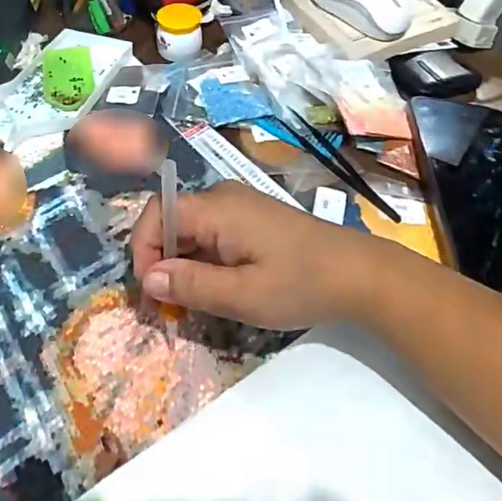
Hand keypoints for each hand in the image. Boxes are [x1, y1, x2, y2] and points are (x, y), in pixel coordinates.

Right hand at [129, 180, 388, 329]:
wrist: (358, 272)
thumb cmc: (300, 283)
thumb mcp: (243, 295)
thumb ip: (192, 285)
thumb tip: (149, 278)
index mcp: (217, 207)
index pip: (158, 211)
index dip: (143, 248)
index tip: (151, 290)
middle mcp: (222, 196)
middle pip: (173, 218)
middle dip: (161, 259)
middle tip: (168, 304)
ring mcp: (239, 204)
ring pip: (191, 227)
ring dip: (182, 261)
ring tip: (191, 301)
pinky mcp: (251, 216)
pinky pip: (211, 231)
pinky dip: (203, 257)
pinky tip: (217, 286)